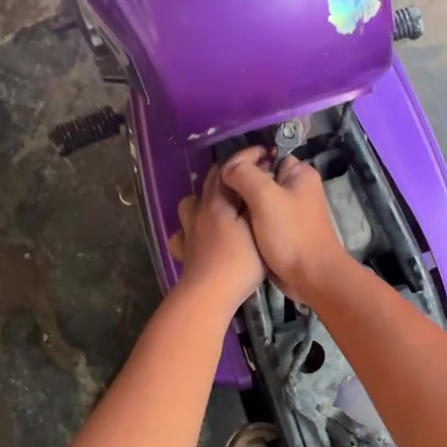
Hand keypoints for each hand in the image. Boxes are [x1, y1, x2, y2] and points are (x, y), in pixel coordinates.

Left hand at [168, 162, 265, 313]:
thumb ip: (257, 201)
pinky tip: (198, 235)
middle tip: (248, 173)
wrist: (210, 293)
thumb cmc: (241, 261)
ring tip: (218, 204)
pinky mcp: (184, 250)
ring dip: (203, 198)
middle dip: (228, 172)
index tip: (264, 153)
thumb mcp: (258, 227)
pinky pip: (181, 233)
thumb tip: (261, 179)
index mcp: (219, 201)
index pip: (230, 168)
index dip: (247, 157)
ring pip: (190, 203)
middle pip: (209, 181)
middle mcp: (200, 210)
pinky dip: (189, 229)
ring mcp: (189, 230)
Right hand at [220, 146, 352, 302]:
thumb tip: (228, 169)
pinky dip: (249, 222)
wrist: (310, 277)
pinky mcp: (283, 231)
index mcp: (300, 174)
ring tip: (224, 211)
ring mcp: (290, 211)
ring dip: (243, 207)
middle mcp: (297, 188)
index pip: (268, 156)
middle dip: (242, 186)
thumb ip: (244, 175)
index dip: (247, 163)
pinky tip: (234, 227)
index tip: (226, 176)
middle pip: (261, 178)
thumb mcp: (264, 196)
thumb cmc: (291, 234)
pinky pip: (260, 218)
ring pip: (258, 200)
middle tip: (221, 196)